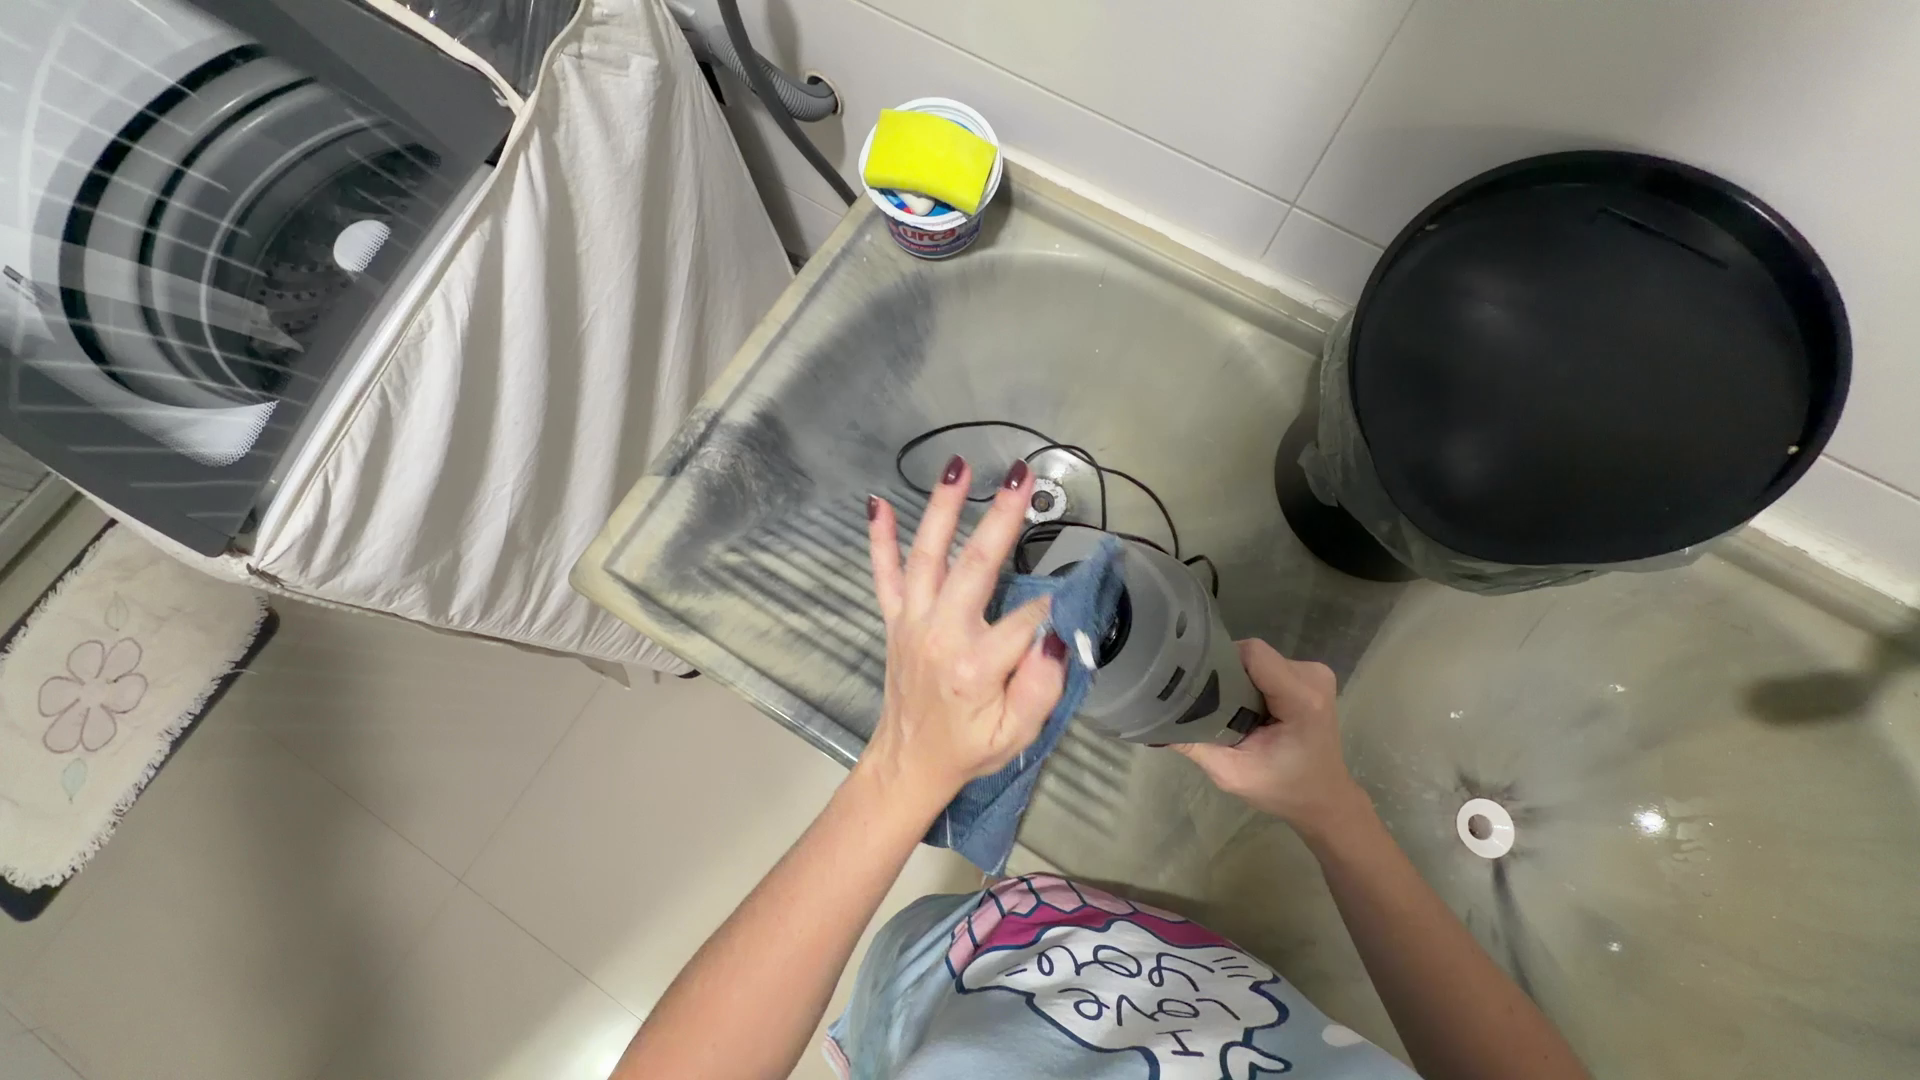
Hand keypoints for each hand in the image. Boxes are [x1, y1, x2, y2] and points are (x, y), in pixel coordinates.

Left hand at [861, 455, 1067, 802]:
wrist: (910, 762)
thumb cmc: (969, 749)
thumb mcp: (1017, 734)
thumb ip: (1042, 686)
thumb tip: (1056, 635)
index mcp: (974, 665)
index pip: (1027, 617)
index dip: (1056, 602)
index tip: (1078, 588)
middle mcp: (939, 633)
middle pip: (975, 565)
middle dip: (1001, 518)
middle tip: (1021, 475)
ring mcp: (912, 622)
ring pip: (926, 556)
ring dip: (942, 508)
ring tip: (957, 467)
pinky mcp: (895, 620)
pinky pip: (884, 575)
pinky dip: (879, 539)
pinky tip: (876, 503)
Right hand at [1174, 639, 1369, 836]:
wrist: (1324, 799)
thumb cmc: (1282, 789)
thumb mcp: (1230, 772)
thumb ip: (1193, 742)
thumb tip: (1150, 719)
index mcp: (1301, 698)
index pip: (1252, 654)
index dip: (1220, 663)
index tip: (1199, 686)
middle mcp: (1312, 676)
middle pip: (1251, 654)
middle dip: (1225, 675)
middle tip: (1206, 703)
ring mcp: (1314, 673)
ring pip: (1256, 658)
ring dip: (1236, 679)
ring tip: (1225, 708)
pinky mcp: (1309, 675)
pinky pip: (1265, 664)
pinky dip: (1249, 681)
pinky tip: (1243, 706)